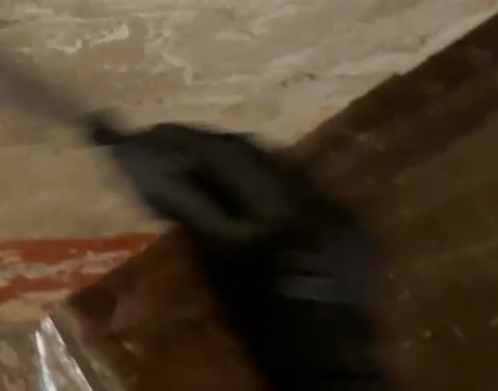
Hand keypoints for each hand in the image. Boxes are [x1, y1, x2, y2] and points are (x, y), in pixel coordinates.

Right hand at [107, 124, 390, 390]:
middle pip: (250, 149)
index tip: (147, 133)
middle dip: (205, 144)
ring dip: (231, 157)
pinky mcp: (350, 221)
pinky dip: (259, 176)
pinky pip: (295, 181)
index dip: (181, 139)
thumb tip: (148, 164)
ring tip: (197, 161)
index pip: (223, 153)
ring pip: (273, 160)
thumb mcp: (214, 258)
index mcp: (283, 209)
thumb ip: (188, 204)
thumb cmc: (259, 317)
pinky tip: (238, 186)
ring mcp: (339, 209)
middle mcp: (317, 199)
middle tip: (166, 143)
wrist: (327, 365)